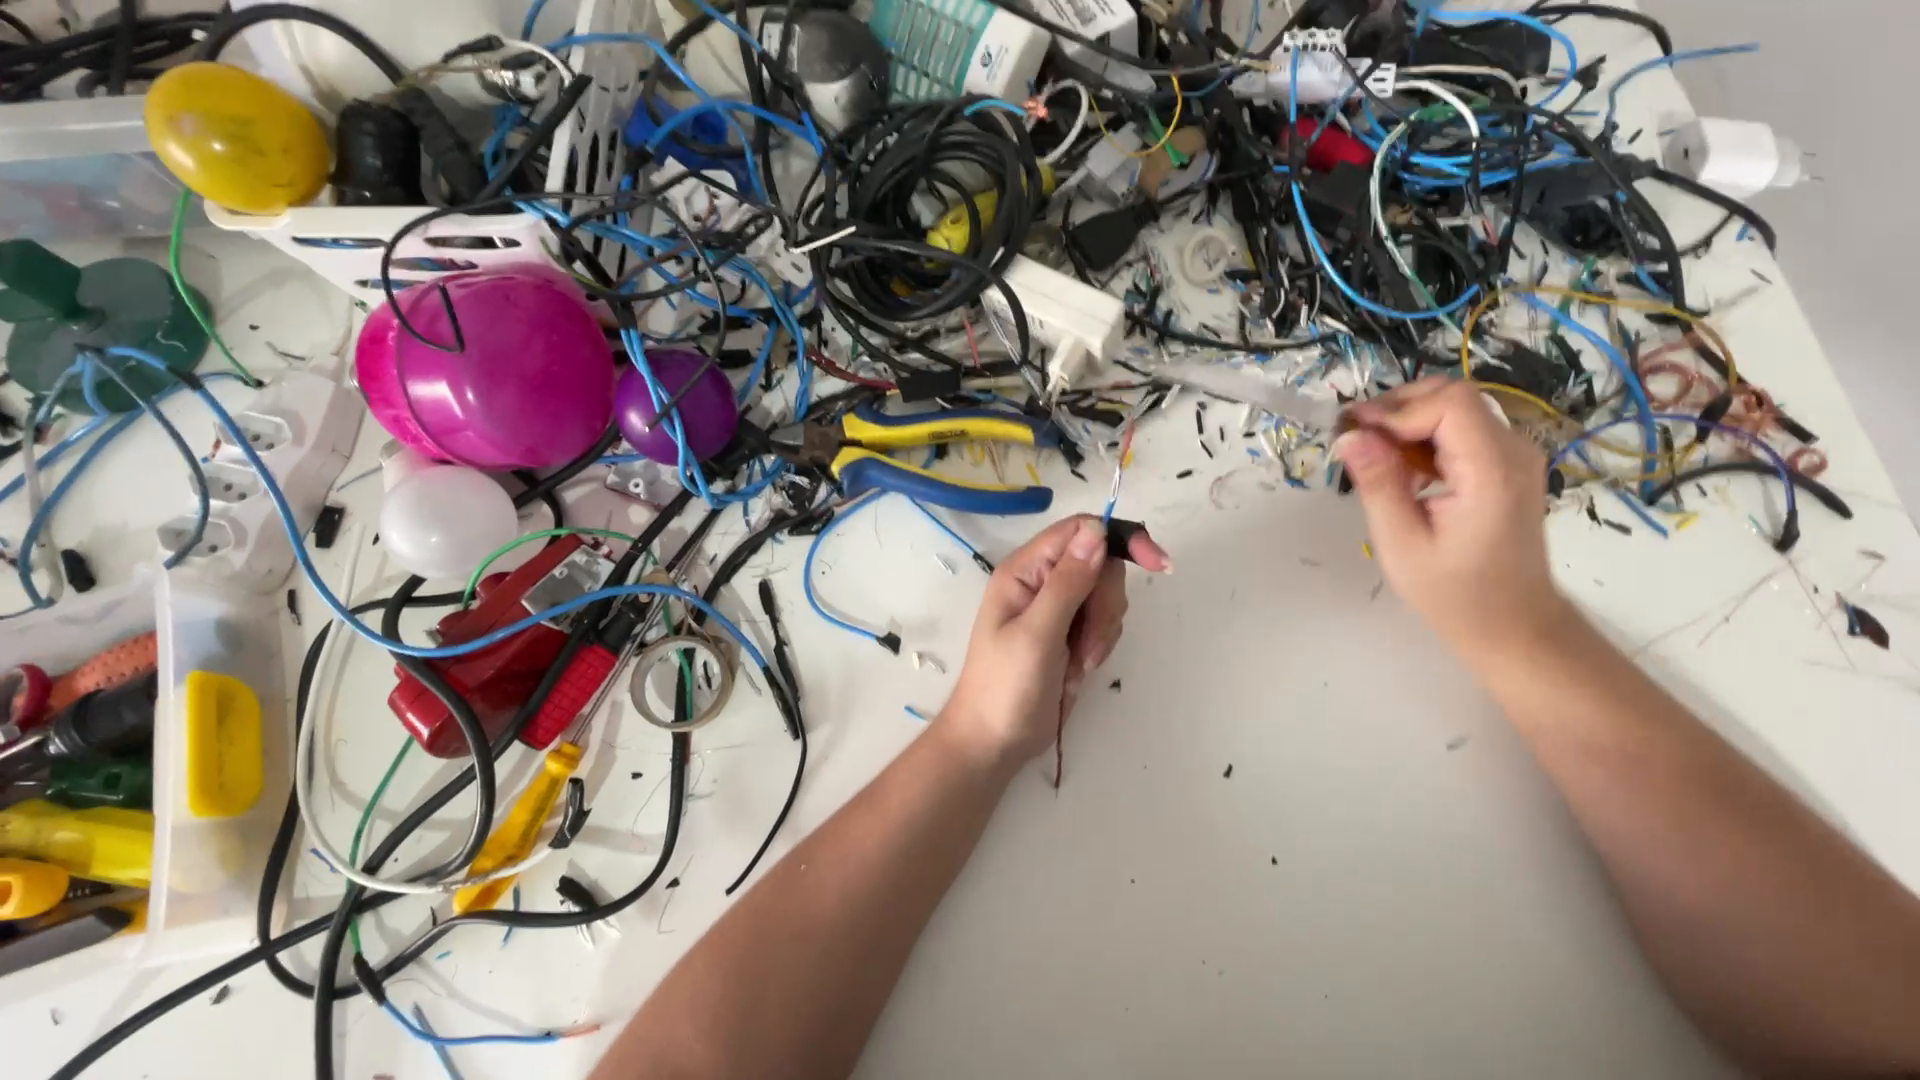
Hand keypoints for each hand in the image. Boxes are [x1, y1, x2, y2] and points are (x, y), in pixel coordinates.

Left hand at [938, 516, 1168, 770]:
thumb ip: (1068, 582)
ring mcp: (1058, 609)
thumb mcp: (1036, 633)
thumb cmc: (1005, 688)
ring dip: (1103, 628)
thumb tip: (1097, 530)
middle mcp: (1042, 582)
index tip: (1156, 562)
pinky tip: (1080, 668)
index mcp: (1024, 571)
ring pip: (1107, 594)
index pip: (1079, 530)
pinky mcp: (1071, 634)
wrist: (995, 742)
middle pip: (1101, 563)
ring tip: (1079, 661)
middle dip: (1106, 601)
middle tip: (1088, 639)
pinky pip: (1104, 621)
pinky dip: (1101, 643)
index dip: (1118, 539)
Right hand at [1334, 378, 1568, 662]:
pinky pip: (1461, 430)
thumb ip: (1379, 484)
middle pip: (1454, 396)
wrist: (1513, 624)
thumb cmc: (1455, 594)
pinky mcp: (1506, 464)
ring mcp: (1515, 456)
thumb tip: (1350, 435)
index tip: (1354, 434)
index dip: (1396, 410)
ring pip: (1456, 408)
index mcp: (1492, 472)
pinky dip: (1424, 438)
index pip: (1449, 404)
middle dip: (1399, 409)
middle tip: (1356, 441)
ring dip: (1408, 422)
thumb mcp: (1402, 544)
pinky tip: (1402, 470)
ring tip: (1373, 459)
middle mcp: (1514, 452)